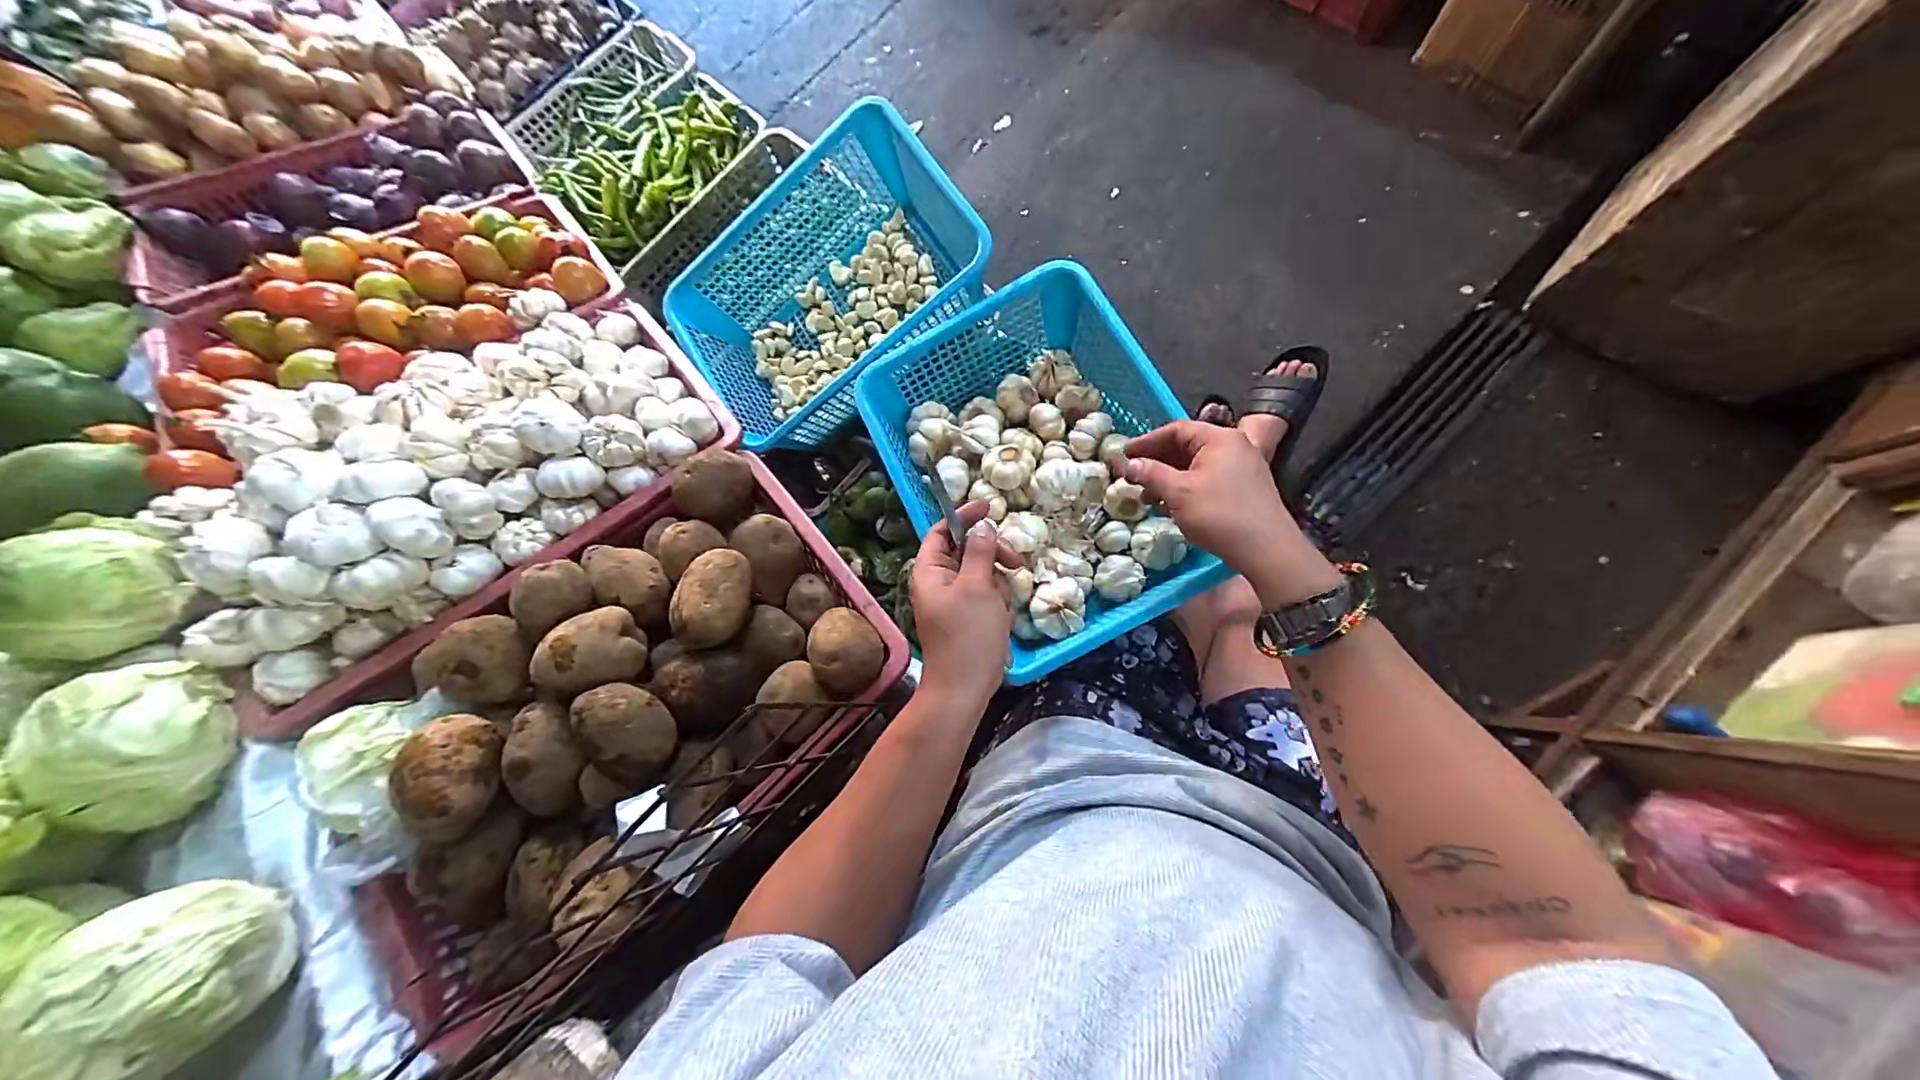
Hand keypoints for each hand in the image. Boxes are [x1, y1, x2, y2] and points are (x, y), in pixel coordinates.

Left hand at [911, 500, 1019, 704]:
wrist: (965, 687)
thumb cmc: (968, 635)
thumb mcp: (978, 587)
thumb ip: (980, 552)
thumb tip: (982, 527)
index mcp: (930, 571)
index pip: (942, 531)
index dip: (964, 517)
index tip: (989, 507)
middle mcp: (938, 582)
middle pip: (967, 551)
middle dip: (992, 555)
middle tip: (1014, 563)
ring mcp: (953, 601)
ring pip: (982, 574)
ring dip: (997, 585)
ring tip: (1000, 607)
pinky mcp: (967, 617)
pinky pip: (986, 597)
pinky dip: (996, 603)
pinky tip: (1000, 620)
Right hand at [1123, 421, 1339, 606]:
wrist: (1266, 549)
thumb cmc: (1219, 514)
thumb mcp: (1178, 492)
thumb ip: (1151, 474)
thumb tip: (1130, 464)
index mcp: (1219, 439)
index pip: (1176, 430)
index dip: (1147, 441)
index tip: (1125, 455)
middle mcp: (1234, 446)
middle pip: (1186, 446)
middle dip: (1157, 462)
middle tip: (1133, 477)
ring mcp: (1242, 467)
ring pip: (1196, 465)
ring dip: (1169, 479)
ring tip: (1149, 498)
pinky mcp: (1244, 488)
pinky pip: (1208, 479)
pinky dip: (1186, 488)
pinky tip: (1171, 506)